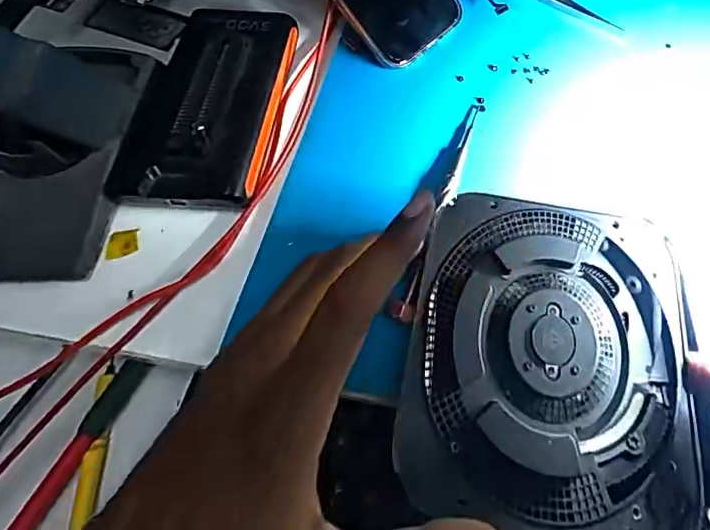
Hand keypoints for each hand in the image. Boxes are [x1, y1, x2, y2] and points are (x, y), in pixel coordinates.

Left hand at [95, 192, 486, 529]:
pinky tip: (336, 307)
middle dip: (374, 242)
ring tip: (389, 266)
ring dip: (347, 259)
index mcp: (291, 401)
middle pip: (325, 273)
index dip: (391, 251)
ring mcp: (240, 354)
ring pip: (300, 278)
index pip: (349, 302)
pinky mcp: (227, 361)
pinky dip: (320, 282)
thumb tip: (482, 525)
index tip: (421, 210)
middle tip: (420, 238)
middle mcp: (263, 359)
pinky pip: (282, 297)